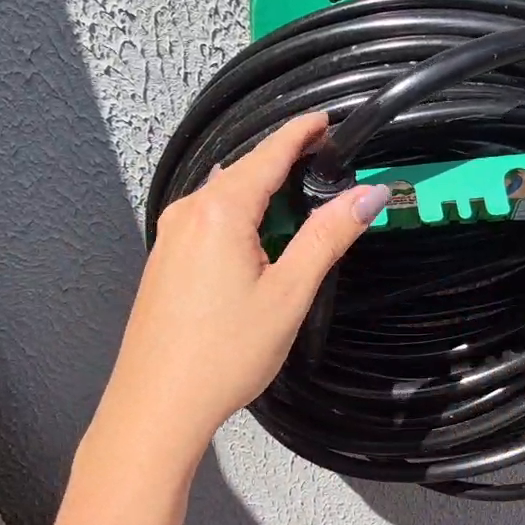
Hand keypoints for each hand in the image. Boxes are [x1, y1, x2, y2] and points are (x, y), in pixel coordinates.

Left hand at [93, 113, 390, 467]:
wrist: (156, 405)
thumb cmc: (222, 355)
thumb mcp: (288, 293)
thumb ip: (328, 237)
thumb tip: (368, 195)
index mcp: (219, 211)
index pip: (268, 153)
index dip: (300, 132)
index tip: (325, 119)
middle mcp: (188, 213)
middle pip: (244, 171)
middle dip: (284, 162)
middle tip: (325, 162)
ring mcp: (171, 237)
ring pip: (224, 196)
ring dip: (262, 192)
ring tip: (299, 202)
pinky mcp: (165, 260)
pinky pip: (207, 220)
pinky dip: (240, 216)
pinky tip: (257, 240)